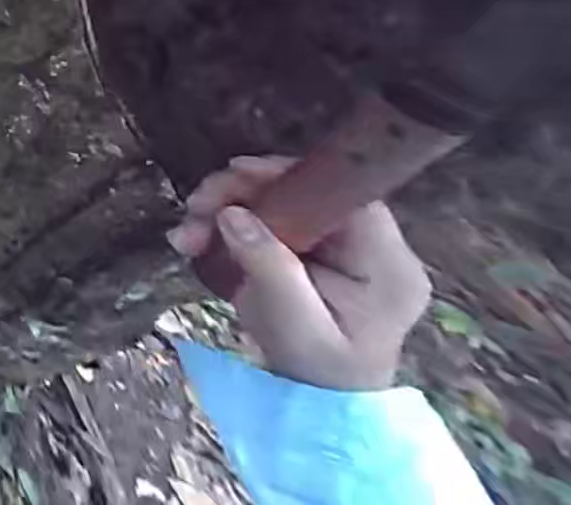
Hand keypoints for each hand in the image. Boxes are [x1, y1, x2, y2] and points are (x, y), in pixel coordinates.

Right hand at [166, 155, 432, 390]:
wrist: (314, 397)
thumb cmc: (314, 365)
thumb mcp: (293, 321)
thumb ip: (269, 266)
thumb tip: (232, 214)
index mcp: (385, 265)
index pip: (346, 196)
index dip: (292, 175)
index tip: (237, 173)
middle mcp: (367, 247)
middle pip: (299, 191)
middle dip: (237, 192)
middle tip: (193, 209)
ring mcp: (336, 245)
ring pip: (272, 199)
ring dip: (220, 208)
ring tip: (186, 237)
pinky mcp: (307, 246)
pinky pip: (263, 216)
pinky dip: (223, 222)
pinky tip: (195, 241)